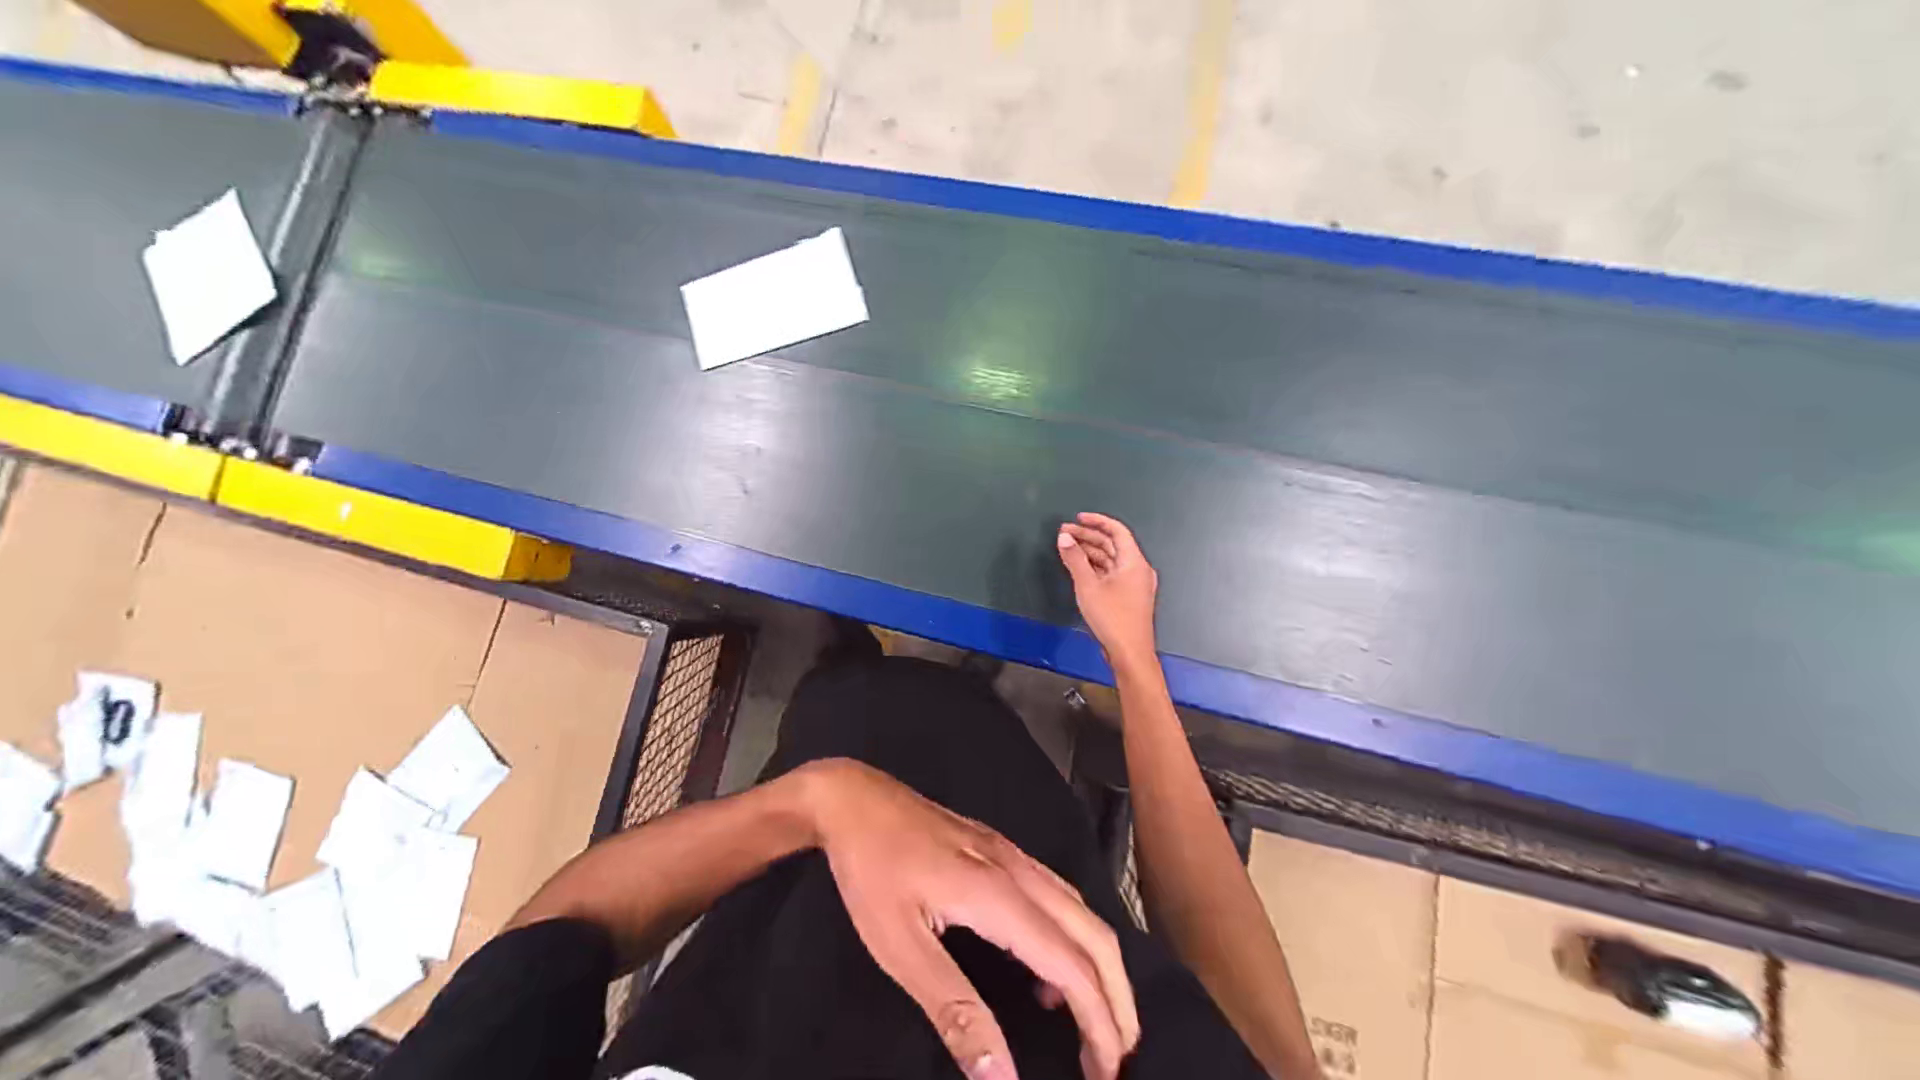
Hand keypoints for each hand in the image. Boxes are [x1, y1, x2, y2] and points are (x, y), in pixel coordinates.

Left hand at [797, 759, 1139, 1079]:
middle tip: (1116, 1057)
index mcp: (999, 896)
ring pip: (1080, 910)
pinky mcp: (997, 847)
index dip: (1099, 1023)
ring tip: (1094, 1021)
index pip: (1073, 965)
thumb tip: (1002, 1078)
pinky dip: (1072, 937)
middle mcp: (1018, 869)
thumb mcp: (900, 948)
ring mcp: (1010, 853)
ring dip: (1099, 966)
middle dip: (1117, 998)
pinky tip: (1044, 967)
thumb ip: (955, 1010)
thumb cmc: (871, 872)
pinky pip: (1056, 894)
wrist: (853, 800)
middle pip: (1094, 933)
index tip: (1106, 1075)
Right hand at [1056, 512, 1158, 670]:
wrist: (1130, 653)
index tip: (1077, 518)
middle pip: (1113, 544)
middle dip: (1088, 537)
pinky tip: (1079, 567)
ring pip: (1111, 559)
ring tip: (1067, 548)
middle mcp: (1138, 568)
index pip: (1117, 531)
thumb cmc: (1111, 617)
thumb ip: (1074, 559)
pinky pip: (1112, 572)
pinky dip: (1096, 566)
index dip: (1097, 521)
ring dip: (1090, 552)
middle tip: (1064, 533)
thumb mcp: (1087, 586)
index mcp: (1133, 561)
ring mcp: (1135, 583)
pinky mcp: (1129, 595)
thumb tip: (1064, 536)